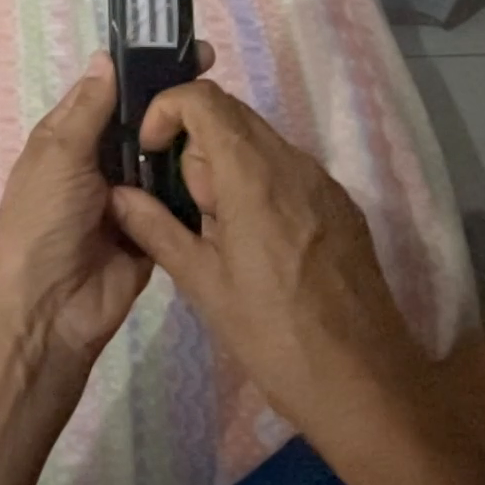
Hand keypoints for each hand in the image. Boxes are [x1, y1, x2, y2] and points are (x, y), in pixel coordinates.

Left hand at [0, 46, 212, 361]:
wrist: (50, 309)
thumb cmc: (43, 220)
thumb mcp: (59, 154)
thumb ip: (88, 108)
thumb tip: (106, 56)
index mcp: (69, 137)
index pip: (109, 91)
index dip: (141, 68)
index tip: (183, 47)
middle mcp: (99, 160)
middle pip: (142, 121)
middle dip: (173, 98)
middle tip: (214, 71)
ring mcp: (129, 195)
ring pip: (165, 155)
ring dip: (190, 138)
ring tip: (232, 111)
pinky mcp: (154, 227)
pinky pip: (178, 197)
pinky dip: (196, 181)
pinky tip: (230, 157)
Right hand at [107, 80, 432, 449]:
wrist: (366, 385)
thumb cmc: (272, 334)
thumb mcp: (202, 284)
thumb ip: (155, 228)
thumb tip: (117, 195)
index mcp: (252, 175)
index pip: (203, 98)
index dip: (167, 110)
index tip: (153, 153)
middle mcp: (292, 163)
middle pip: (230, 114)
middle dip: (194, 146)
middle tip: (189, 208)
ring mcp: (323, 182)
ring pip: (259, 141)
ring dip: (226, 166)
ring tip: (221, 232)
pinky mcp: (341, 205)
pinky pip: (286, 168)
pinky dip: (257, 182)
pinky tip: (258, 242)